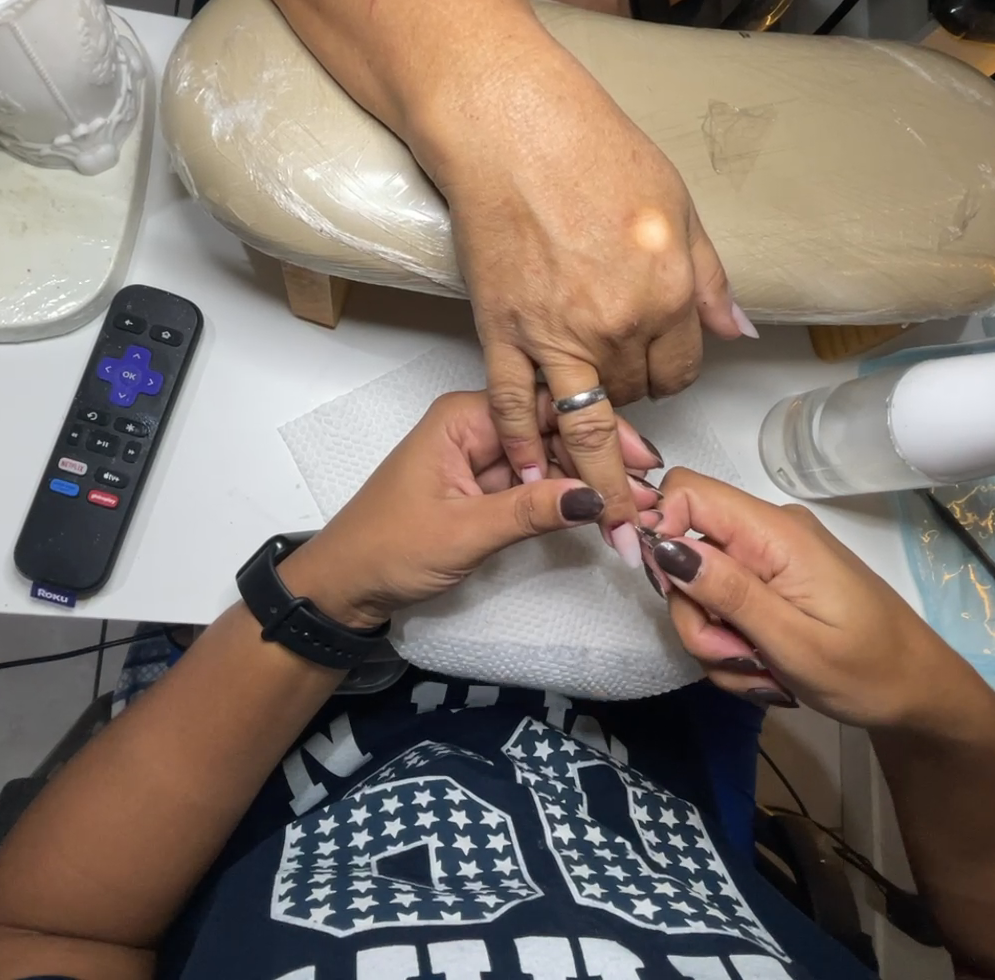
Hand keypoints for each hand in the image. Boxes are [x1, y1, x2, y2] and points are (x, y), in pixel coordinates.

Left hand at [278, 391, 662, 630]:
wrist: (346, 585)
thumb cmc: (388, 549)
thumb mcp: (463, 531)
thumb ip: (530, 510)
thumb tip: (596, 496)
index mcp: (464, 418)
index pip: (543, 409)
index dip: (596, 433)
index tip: (642, 462)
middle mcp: (476, 427)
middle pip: (551, 432)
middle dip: (599, 462)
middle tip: (649, 491)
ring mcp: (481, 458)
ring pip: (548, 459)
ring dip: (587, 483)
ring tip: (636, 507)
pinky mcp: (484, 487)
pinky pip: (534, 484)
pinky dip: (564, 500)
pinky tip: (599, 511)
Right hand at [416, 59, 752, 556]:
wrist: (509, 131)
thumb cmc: (593, 152)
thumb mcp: (678, 203)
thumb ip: (711, 277)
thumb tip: (741, 331)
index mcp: (669, 291)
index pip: (681, 368)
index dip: (672, 376)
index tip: (659, 375)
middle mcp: (617, 326)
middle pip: (636, 397)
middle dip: (636, 407)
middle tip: (625, 411)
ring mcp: (555, 337)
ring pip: (585, 425)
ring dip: (598, 471)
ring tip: (609, 519)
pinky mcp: (502, 335)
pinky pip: (516, 407)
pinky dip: (524, 448)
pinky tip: (530, 477)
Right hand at [642, 469, 991, 730]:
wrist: (919, 698)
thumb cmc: (869, 671)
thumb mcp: (795, 641)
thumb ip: (729, 592)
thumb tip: (665, 546)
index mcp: (774, 533)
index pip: (688, 491)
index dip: (660, 528)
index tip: (666, 588)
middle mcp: (763, 535)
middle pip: (684, 553)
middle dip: (694, 613)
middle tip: (733, 654)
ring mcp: (764, 562)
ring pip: (697, 590)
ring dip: (713, 640)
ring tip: (759, 671)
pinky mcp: (766, 586)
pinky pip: (720, 608)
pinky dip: (728, 646)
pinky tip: (763, 669)